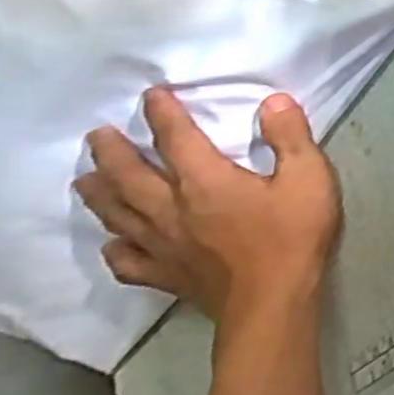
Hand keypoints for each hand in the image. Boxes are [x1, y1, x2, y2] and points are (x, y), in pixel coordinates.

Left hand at [76, 89, 341, 323]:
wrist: (274, 299)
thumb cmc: (295, 232)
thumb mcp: (309, 176)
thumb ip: (290, 137)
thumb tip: (273, 101)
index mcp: (206, 182)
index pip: (177, 140)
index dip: (163, 115)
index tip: (150, 95)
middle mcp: (172, 209)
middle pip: (131, 176)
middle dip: (113, 152)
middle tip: (96, 135)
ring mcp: (163, 245)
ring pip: (118, 214)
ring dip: (99, 193)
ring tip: (84, 178)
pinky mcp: (165, 274)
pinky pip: (127, 260)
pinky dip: (114, 247)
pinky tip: (113, 243)